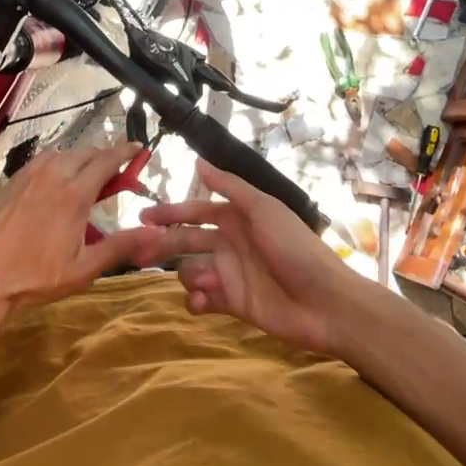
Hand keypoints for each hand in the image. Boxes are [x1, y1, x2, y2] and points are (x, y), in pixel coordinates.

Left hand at [0, 143, 184, 313]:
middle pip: (86, 153)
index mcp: (75, 193)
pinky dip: (57, 165)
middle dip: (105, 158)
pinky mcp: (12, 180)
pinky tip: (56, 185)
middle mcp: (53, 174)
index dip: (126, 152)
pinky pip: (41, 162)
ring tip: (87, 180)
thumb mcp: (84, 269)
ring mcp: (29, 175)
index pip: (107, 160)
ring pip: (63, 154)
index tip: (138, 148)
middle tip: (115, 176)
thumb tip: (155, 234)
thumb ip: (121, 246)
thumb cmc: (36, 278)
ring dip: (80, 161)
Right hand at [140, 159, 361, 357]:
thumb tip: (197, 161)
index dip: (170, 213)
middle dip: (164, 246)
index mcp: (236, 218)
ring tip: (205, 282)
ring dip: (189, 275)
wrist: (325, 302)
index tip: (142, 218)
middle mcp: (229, 243)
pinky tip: (203, 302)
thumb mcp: (263, 209)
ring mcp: (230, 275)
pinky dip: (196, 301)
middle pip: (186, 241)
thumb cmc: (295, 248)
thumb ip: (229, 186)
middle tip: (140, 254)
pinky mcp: (233, 304)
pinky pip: (203, 300)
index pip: (195, 211)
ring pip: (191, 270)